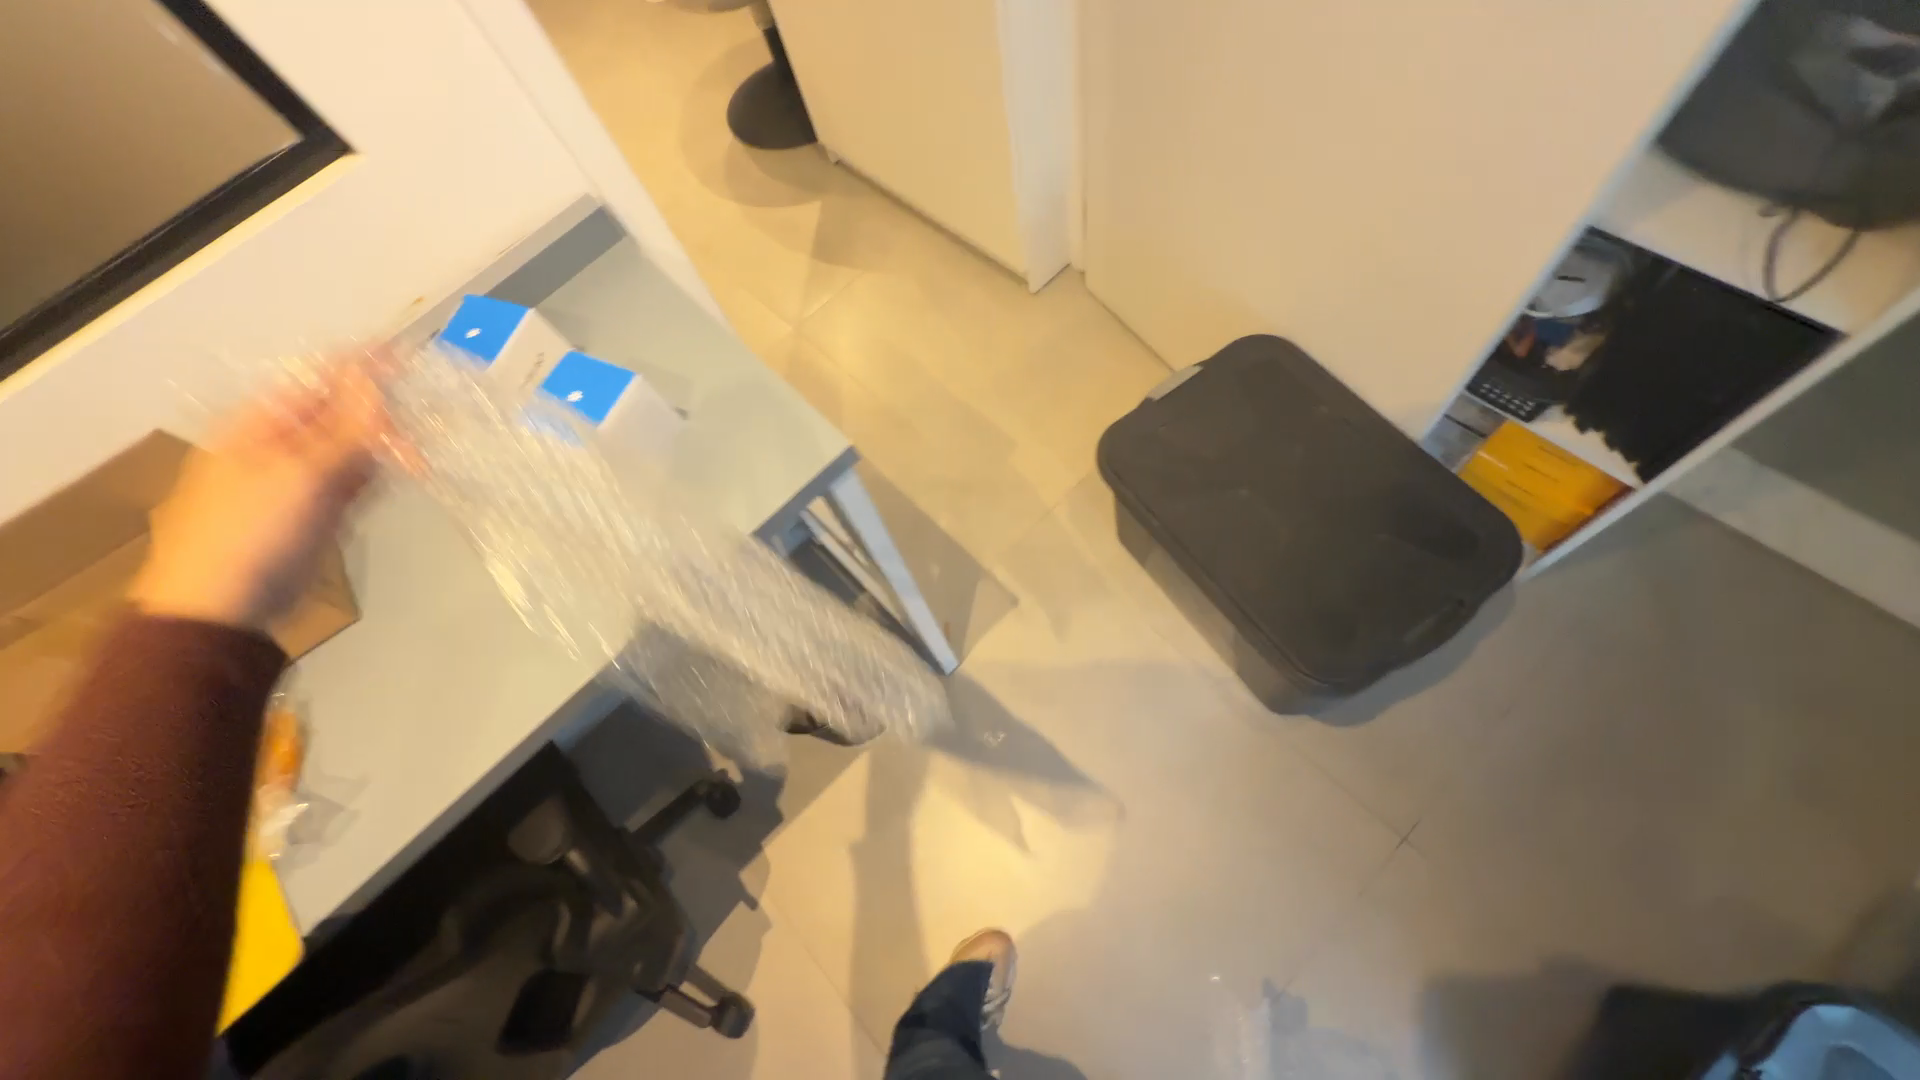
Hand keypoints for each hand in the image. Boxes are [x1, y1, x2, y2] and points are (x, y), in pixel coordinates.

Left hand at [129, 362, 388, 632]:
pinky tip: (384, 489)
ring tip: (413, 467)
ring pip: (355, 449)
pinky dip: (374, 481)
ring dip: (384, 454)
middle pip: (343, 414)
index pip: (319, 379)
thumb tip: (375, 380)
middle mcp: (281, 443)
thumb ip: (347, 427)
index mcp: (262, 423)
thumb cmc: (254, 531)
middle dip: (383, 422)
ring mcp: (300, 477)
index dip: (364, 368)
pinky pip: (355, 482)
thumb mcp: (303, 473)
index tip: (414, 359)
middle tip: (417, 443)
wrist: (225, 604)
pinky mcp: (318, 508)